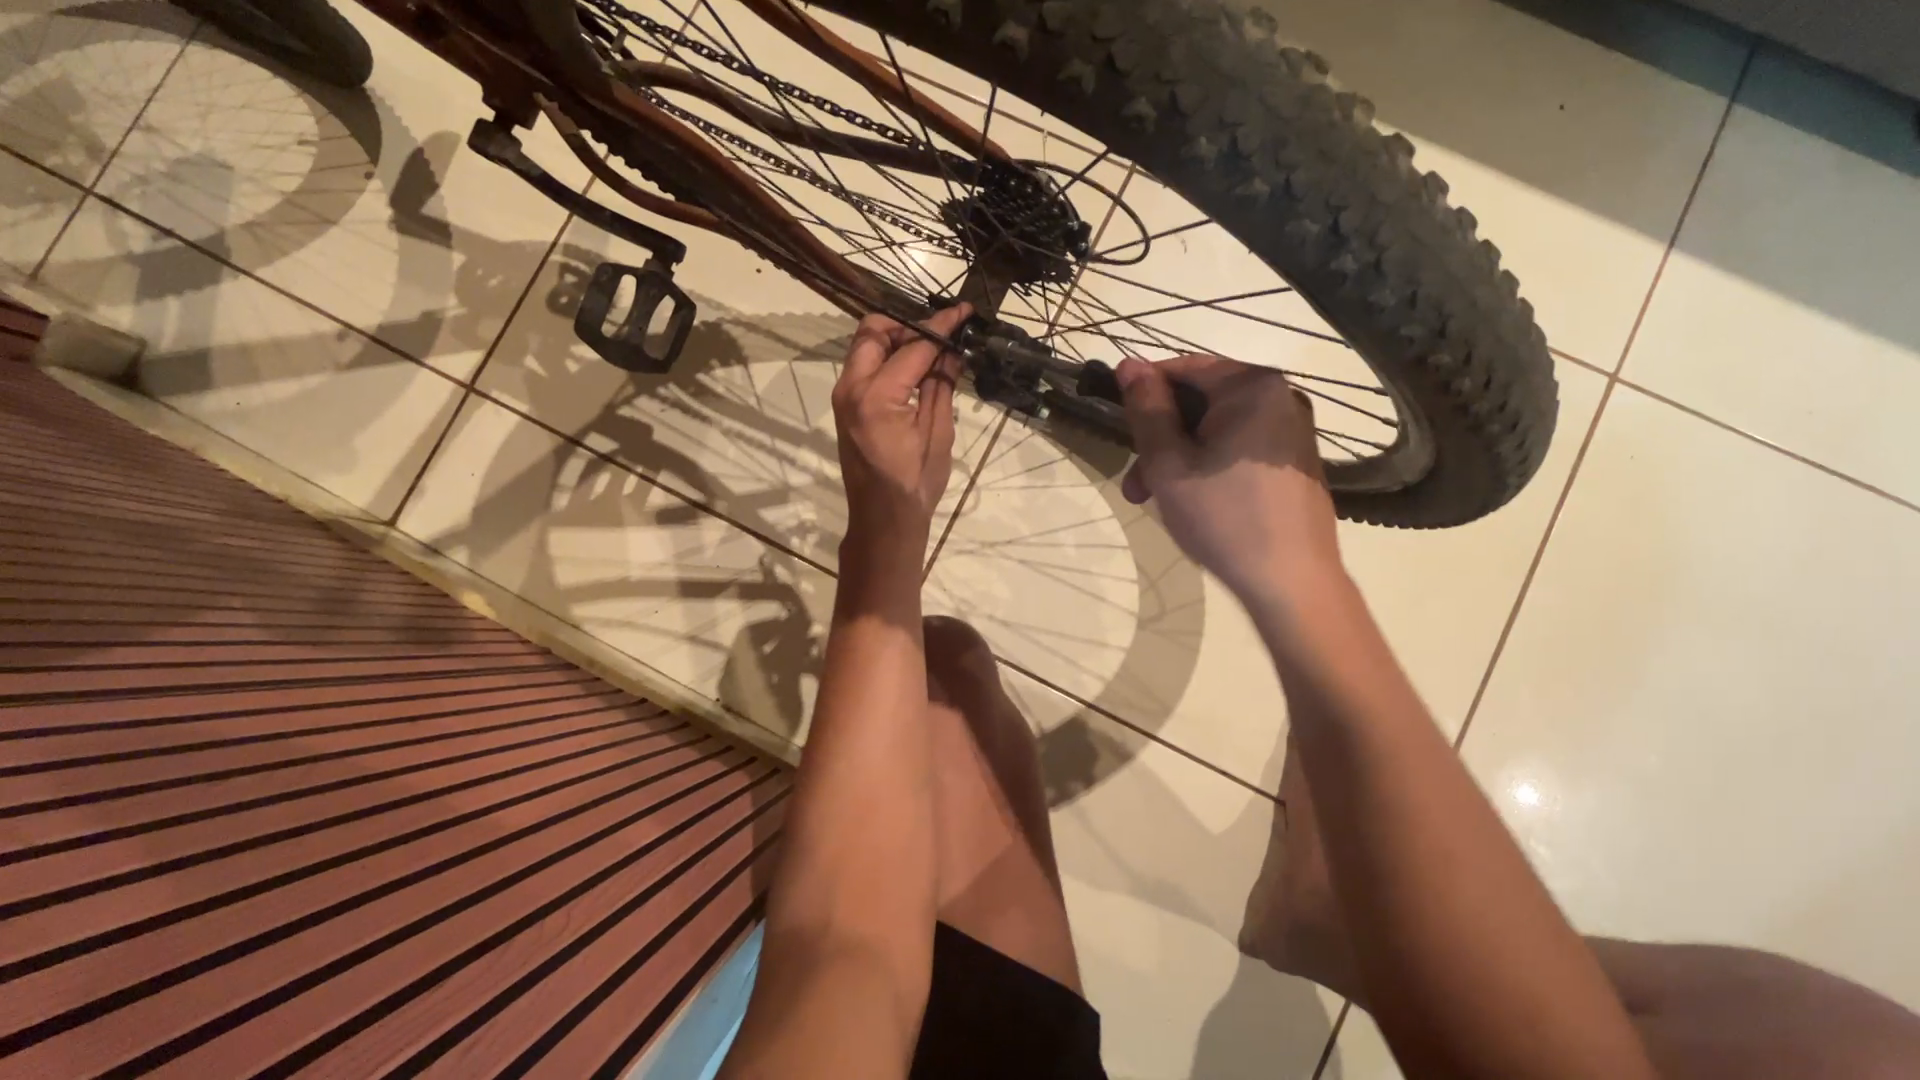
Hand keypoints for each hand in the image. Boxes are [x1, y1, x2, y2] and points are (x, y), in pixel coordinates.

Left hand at [832, 304, 970, 548]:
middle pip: (875, 332)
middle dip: (909, 325)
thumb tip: (953, 351)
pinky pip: (864, 367)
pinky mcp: (845, 405)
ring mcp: (843, 396)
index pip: (913, 346)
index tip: (964, 312)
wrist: (882, 519)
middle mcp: (852, 388)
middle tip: (941, 334)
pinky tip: (916, 369)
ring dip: (896, 340)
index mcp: (876, 396)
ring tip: (932, 349)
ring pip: (865, 346)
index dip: (941, 327)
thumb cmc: (915, 484)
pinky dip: (887, 359)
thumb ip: (942, 385)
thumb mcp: (938, 432)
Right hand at [1116, 354, 1341, 600]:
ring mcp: (1293, 433)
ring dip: (1180, 459)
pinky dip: (1211, 468)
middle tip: (1136, 485)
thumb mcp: (1170, 464)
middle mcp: (1281, 399)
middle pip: (1201, 403)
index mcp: (1253, 387)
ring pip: (1218, 432)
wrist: (1291, 582)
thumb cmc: (1224, 517)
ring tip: (1157, 501)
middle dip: (1160, 439)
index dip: (1143, 393)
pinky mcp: (1296, 465)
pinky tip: (1195, 504)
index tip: (1118, 426)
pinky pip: (1241, 451)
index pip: (1184, 368)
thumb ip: (1147, 410)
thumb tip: (1129, 364)